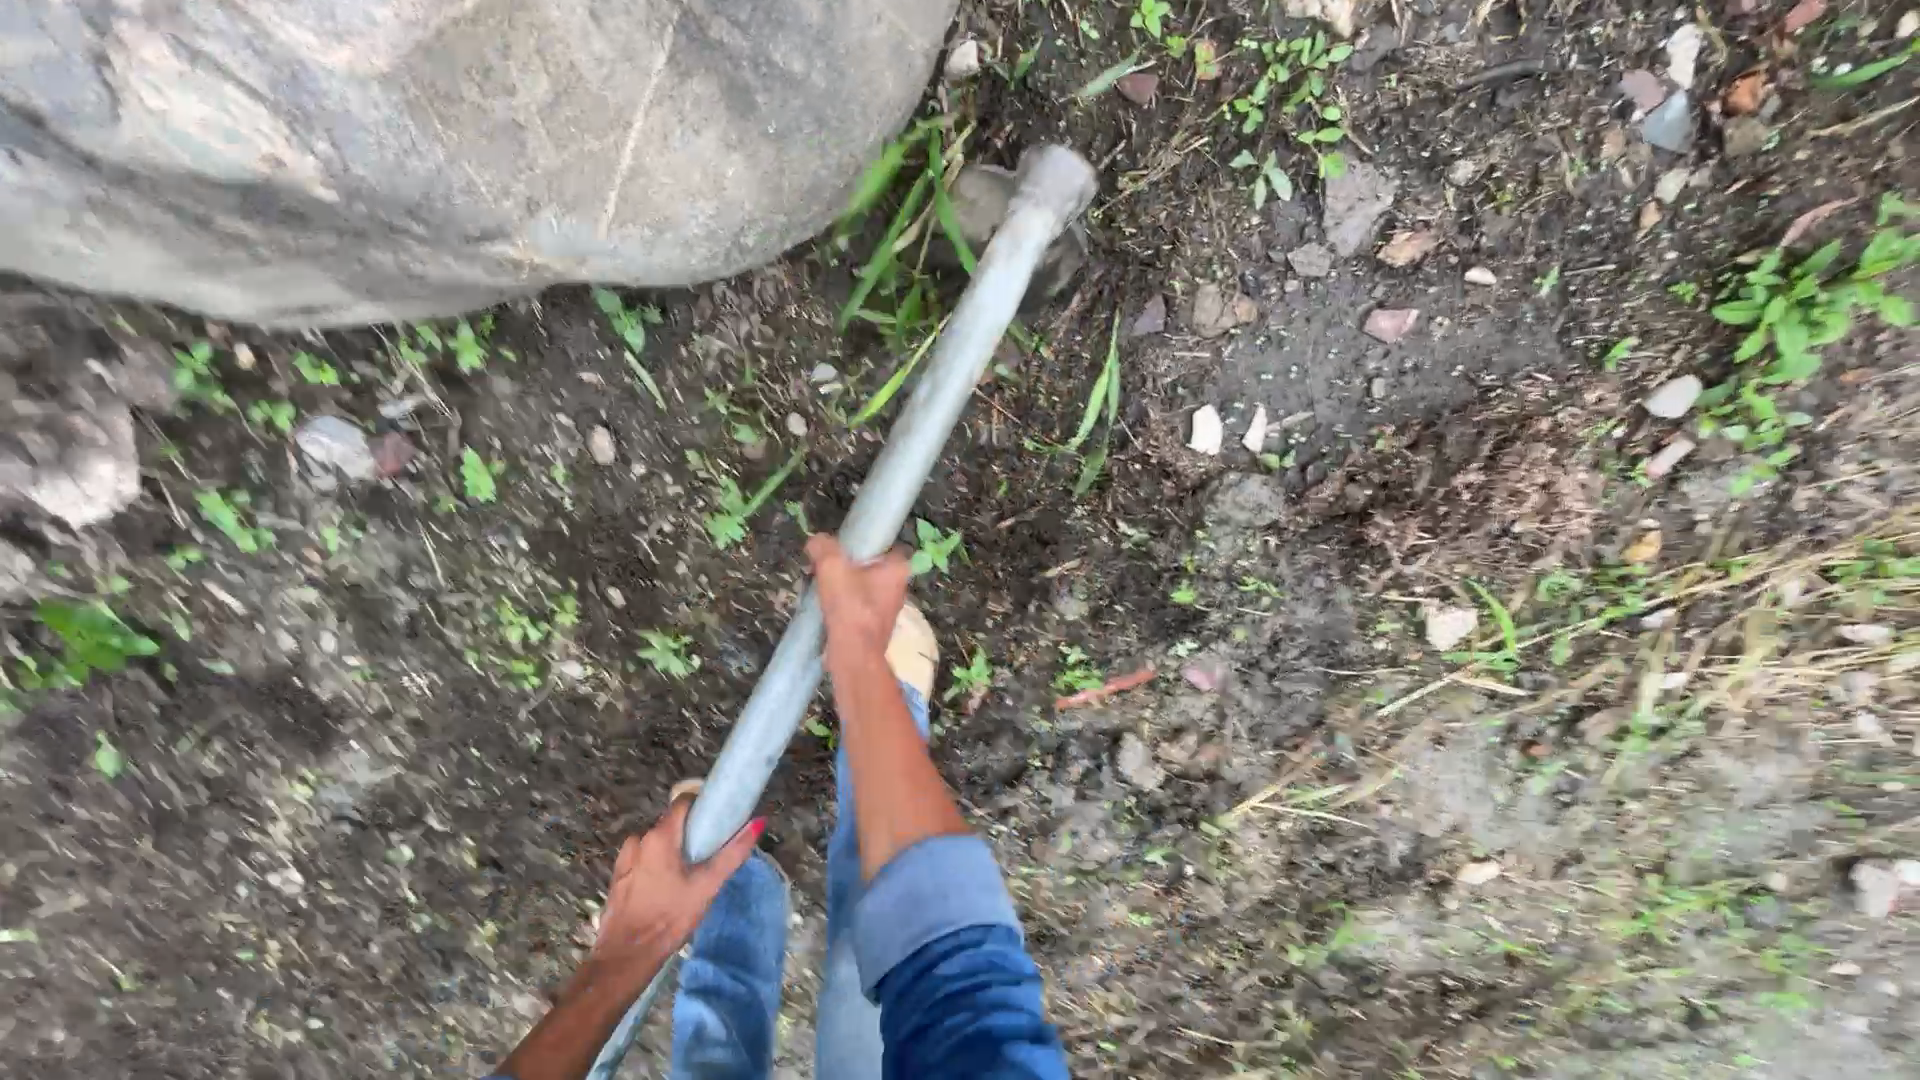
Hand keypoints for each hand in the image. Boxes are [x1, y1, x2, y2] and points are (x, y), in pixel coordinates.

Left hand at [591, 794, 763, 967]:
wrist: (625, 958)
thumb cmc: (669, 918)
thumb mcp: (708, 885)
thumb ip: (734, 852)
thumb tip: (758, 822)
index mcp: (660, 836)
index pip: (683, 802)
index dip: (702, 807)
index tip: (718, 822)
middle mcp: (638, 840)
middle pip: (671, 825)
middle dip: (690, 835)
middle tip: (707, 857)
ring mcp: (624, 859)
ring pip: (656, 844)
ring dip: (672, 853)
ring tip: (687, 877)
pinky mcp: (617, 877)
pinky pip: (643, 860)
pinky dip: (656, 867)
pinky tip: (665, 890)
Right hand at [807, 534, 909, 658]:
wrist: (853, 653)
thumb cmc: (850, 606)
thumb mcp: (832, 567)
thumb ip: (823, 547)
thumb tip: (816, 541)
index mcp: (898, 570)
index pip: (885, 547)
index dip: (864, 544)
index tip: (844, 549)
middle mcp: (899, 589)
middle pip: (869, 567)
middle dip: (846, 567)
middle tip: (825, 568)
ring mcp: (888, 610)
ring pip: (862, 588)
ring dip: (841, 587)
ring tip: (819, 587)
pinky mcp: (875, 627)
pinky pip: (857, 607)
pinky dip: (843, 606)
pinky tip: (824, 608)